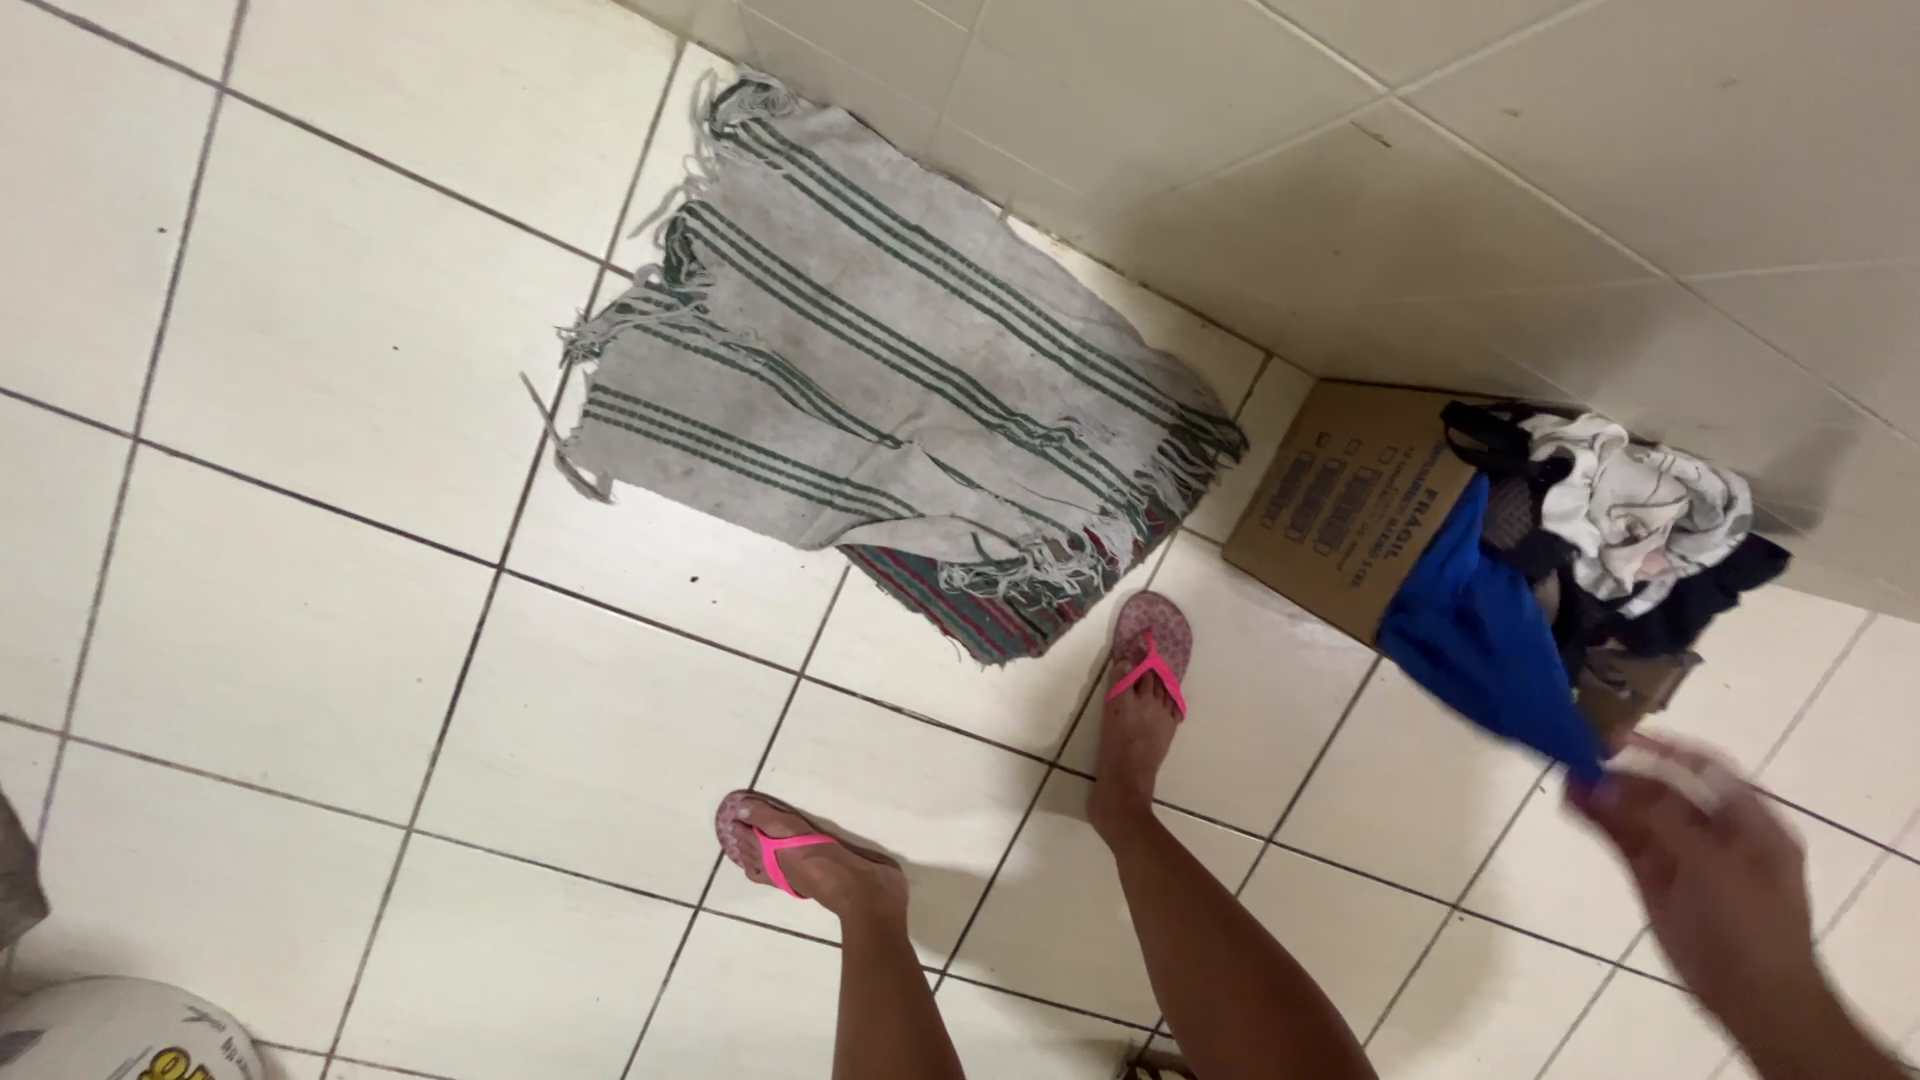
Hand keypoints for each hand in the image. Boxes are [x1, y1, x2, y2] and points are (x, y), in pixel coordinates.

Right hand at [1568, 736, 1821, 1028]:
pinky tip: (1570, 803)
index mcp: (1748, 822)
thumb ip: (1654, 819)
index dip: (1664, 749)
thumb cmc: (1750, 923)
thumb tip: (1597, 781)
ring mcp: (1678, 851)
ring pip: (1633, 810)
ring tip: (1563, 776)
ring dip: (1601, 792)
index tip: (1616, 735)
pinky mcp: (1649, 871)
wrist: (1753, 995)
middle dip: (1621, 772)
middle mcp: (1713, 830)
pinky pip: (1618, 834)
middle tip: (1576, 757)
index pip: (1705, 769)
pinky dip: (1594, 816)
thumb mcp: (1711, 864)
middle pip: (1661, 787)